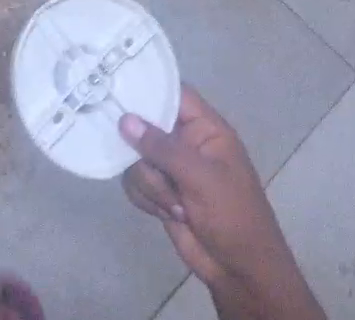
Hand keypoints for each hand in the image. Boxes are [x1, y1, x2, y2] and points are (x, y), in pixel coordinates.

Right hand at [119, 86, 324, 319]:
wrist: (239, 270)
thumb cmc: (232, 215)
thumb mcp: (201, 177)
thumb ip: (162, 147)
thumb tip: (124, 118)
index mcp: (205, 129)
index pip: (173, 93)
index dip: (147, 85)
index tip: (115, 84)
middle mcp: (185, 142)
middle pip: (145, 125)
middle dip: (143, 151)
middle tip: (147, 163)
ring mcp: (171, 167)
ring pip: (136, 157)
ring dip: (150, 184)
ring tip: (174, 203)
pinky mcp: (159, 190)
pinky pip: (134, 181)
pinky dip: (145, 198)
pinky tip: (165, 213)